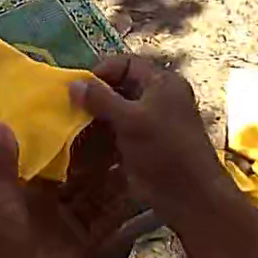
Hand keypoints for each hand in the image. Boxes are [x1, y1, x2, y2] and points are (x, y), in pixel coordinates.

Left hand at [0, 122, 132, 257]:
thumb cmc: (1, 241)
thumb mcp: (1, 198)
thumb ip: (6, 162)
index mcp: (31, 188)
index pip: (54, 158)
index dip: (70, 139)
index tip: (88, 112)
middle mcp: (55, 200)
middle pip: (80, 174)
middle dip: (97, 155)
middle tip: (121, 126)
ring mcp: (73, 220)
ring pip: (97, 193)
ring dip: (113, 176)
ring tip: (137, 149)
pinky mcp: (88, 240)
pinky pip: (108, 219)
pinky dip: (122, 205)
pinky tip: (141, 185)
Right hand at [69, 55, 230, 222]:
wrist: (188, 194)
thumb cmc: (164, 148)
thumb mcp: (131, 119)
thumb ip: (101, 99)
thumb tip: (74, 83)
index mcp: (161, 84)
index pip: (127, 64)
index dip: (103, 71)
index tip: (79, 87)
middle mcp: (156, 99)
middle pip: (119, 88)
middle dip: (94, 98)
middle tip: (70, 108)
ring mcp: (149, 123)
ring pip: (115, 113)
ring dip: (93, 120)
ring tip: (71, 128)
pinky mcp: (141, 145)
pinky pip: (116, 134)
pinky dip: (100, 139)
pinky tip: (81, 147)